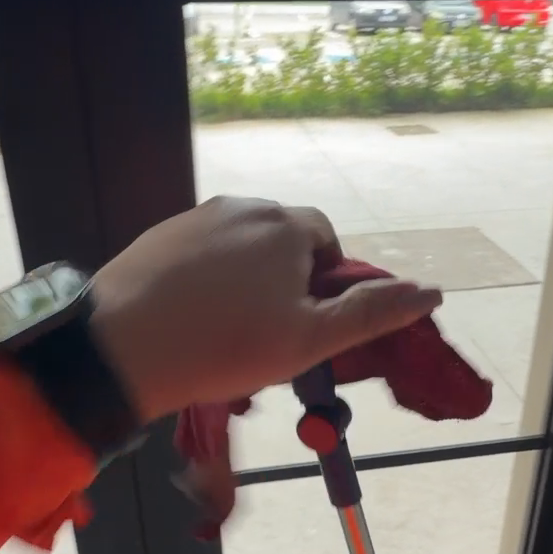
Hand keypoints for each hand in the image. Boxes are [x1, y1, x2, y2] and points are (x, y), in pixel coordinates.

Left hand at [89, 196, 442, 420]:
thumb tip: (430, 290)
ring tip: (227, 329)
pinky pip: (203, 251)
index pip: (327, 240)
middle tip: (268, 331)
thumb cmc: (226, 345)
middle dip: (287, 279)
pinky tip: (193, 315)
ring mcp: (196, 216)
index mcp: (286, 225)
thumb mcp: (310, 339)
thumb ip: (371, 312)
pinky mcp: (160, 234)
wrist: (121, 347)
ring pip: (242, 246)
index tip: (307, 321)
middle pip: (284, 239)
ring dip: (248, 278)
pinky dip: (210, 277)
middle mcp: (243, 206)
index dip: (326, 281)